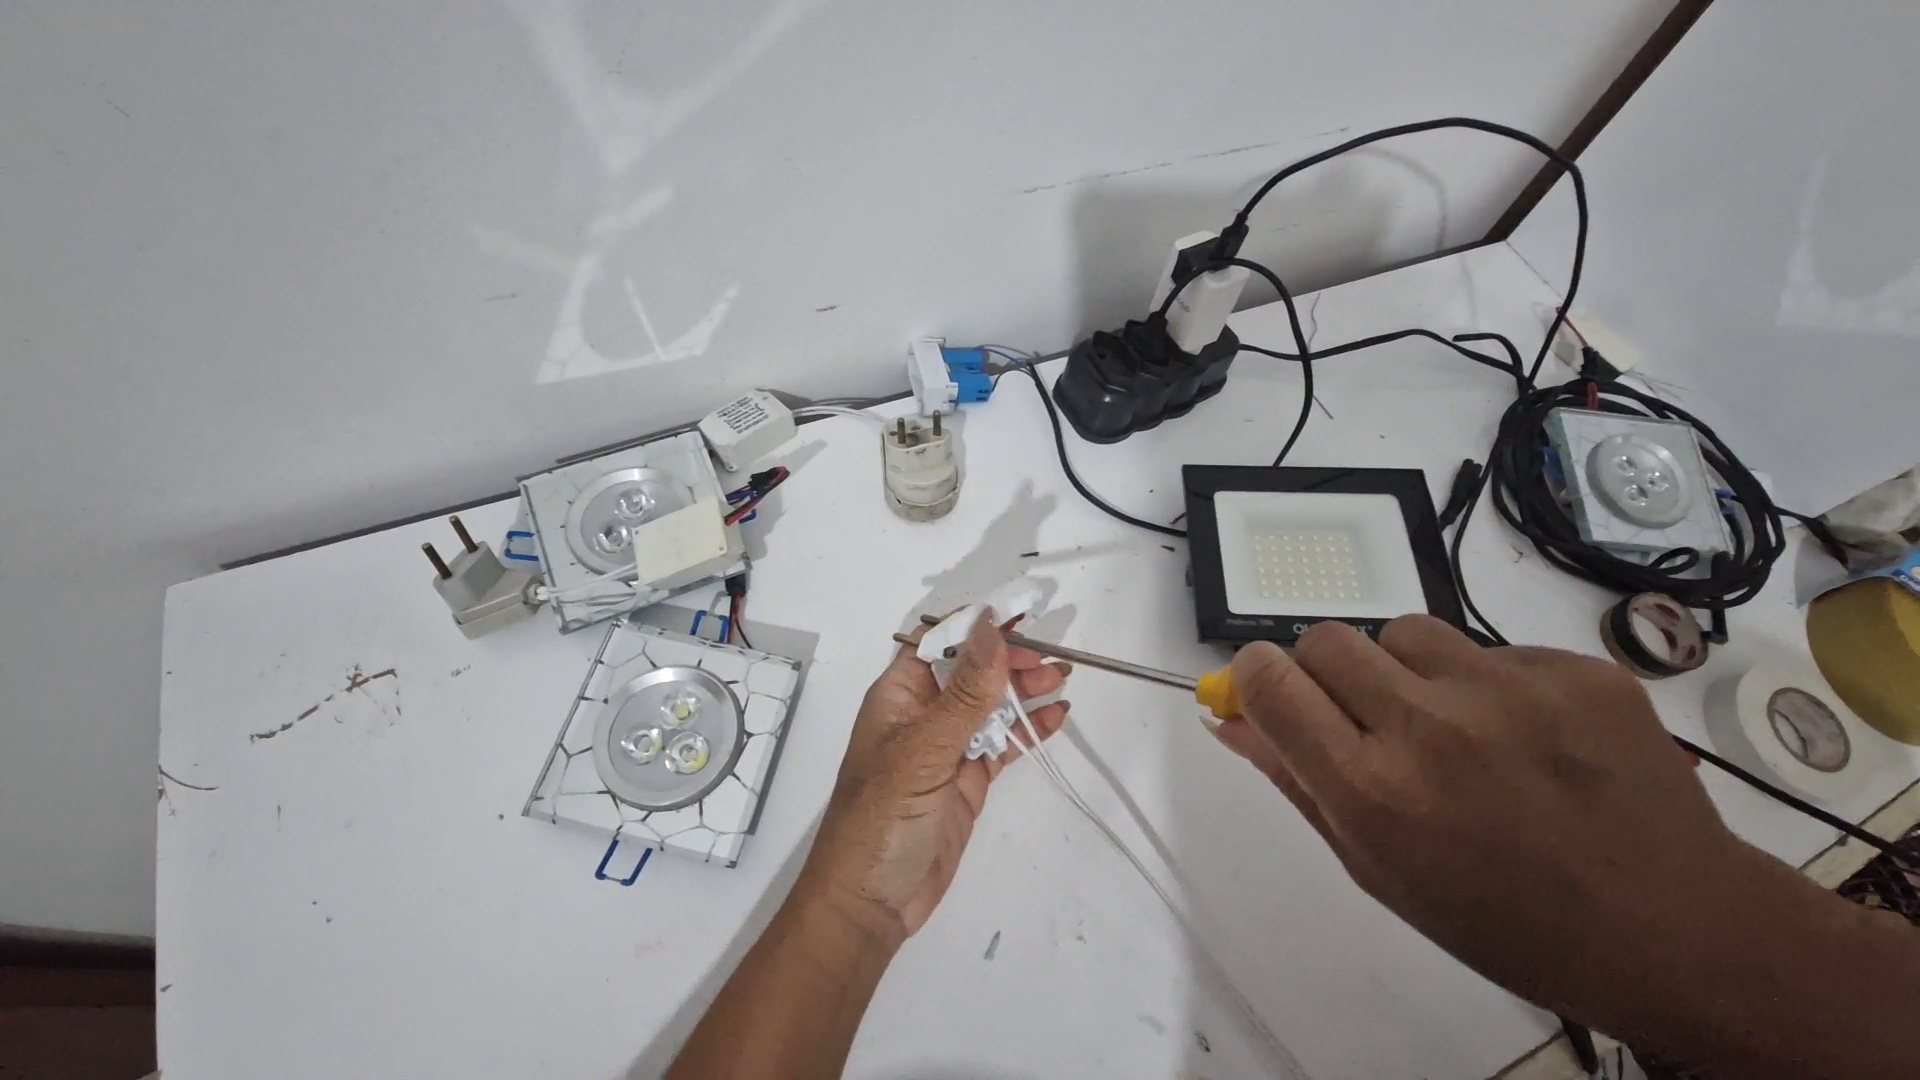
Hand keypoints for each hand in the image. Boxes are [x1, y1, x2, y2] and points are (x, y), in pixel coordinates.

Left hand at [797, 612, 1070, 942]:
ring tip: (1062, 678)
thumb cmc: (881, 819)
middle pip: (972, 670)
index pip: (939, 642)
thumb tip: (991, 628)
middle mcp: (923, 714)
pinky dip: (1029, 729)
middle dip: (1010, 659)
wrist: (870, 903)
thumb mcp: (923, 751)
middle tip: (1051, 661)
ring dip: (1025, 689)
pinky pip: (1002, 743)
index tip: (1021, 615)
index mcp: (899, 695)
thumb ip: (965, 694)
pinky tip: (1056, 716)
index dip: (977, 625)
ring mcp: (947, 748)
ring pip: (992, 704)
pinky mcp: (967, 780)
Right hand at [1212, 616, 1760, 1019]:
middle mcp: (1430, 727)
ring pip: (1405, 632)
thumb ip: (1296, 783)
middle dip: (1327, 672)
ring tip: (1453, 724)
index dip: (1256, 676)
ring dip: (1406, 669)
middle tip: (1366, 716)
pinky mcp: (1575, 671)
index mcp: (1373, 790)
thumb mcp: (1378, 868)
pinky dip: (1488, 682)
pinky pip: (1491, 648)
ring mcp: (1510, 690)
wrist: (1677, 930)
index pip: (1270, 681)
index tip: (1271, 690)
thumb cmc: (1500, 918)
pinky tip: (1527, 735)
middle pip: (1326, 640)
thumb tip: (1229, 720)